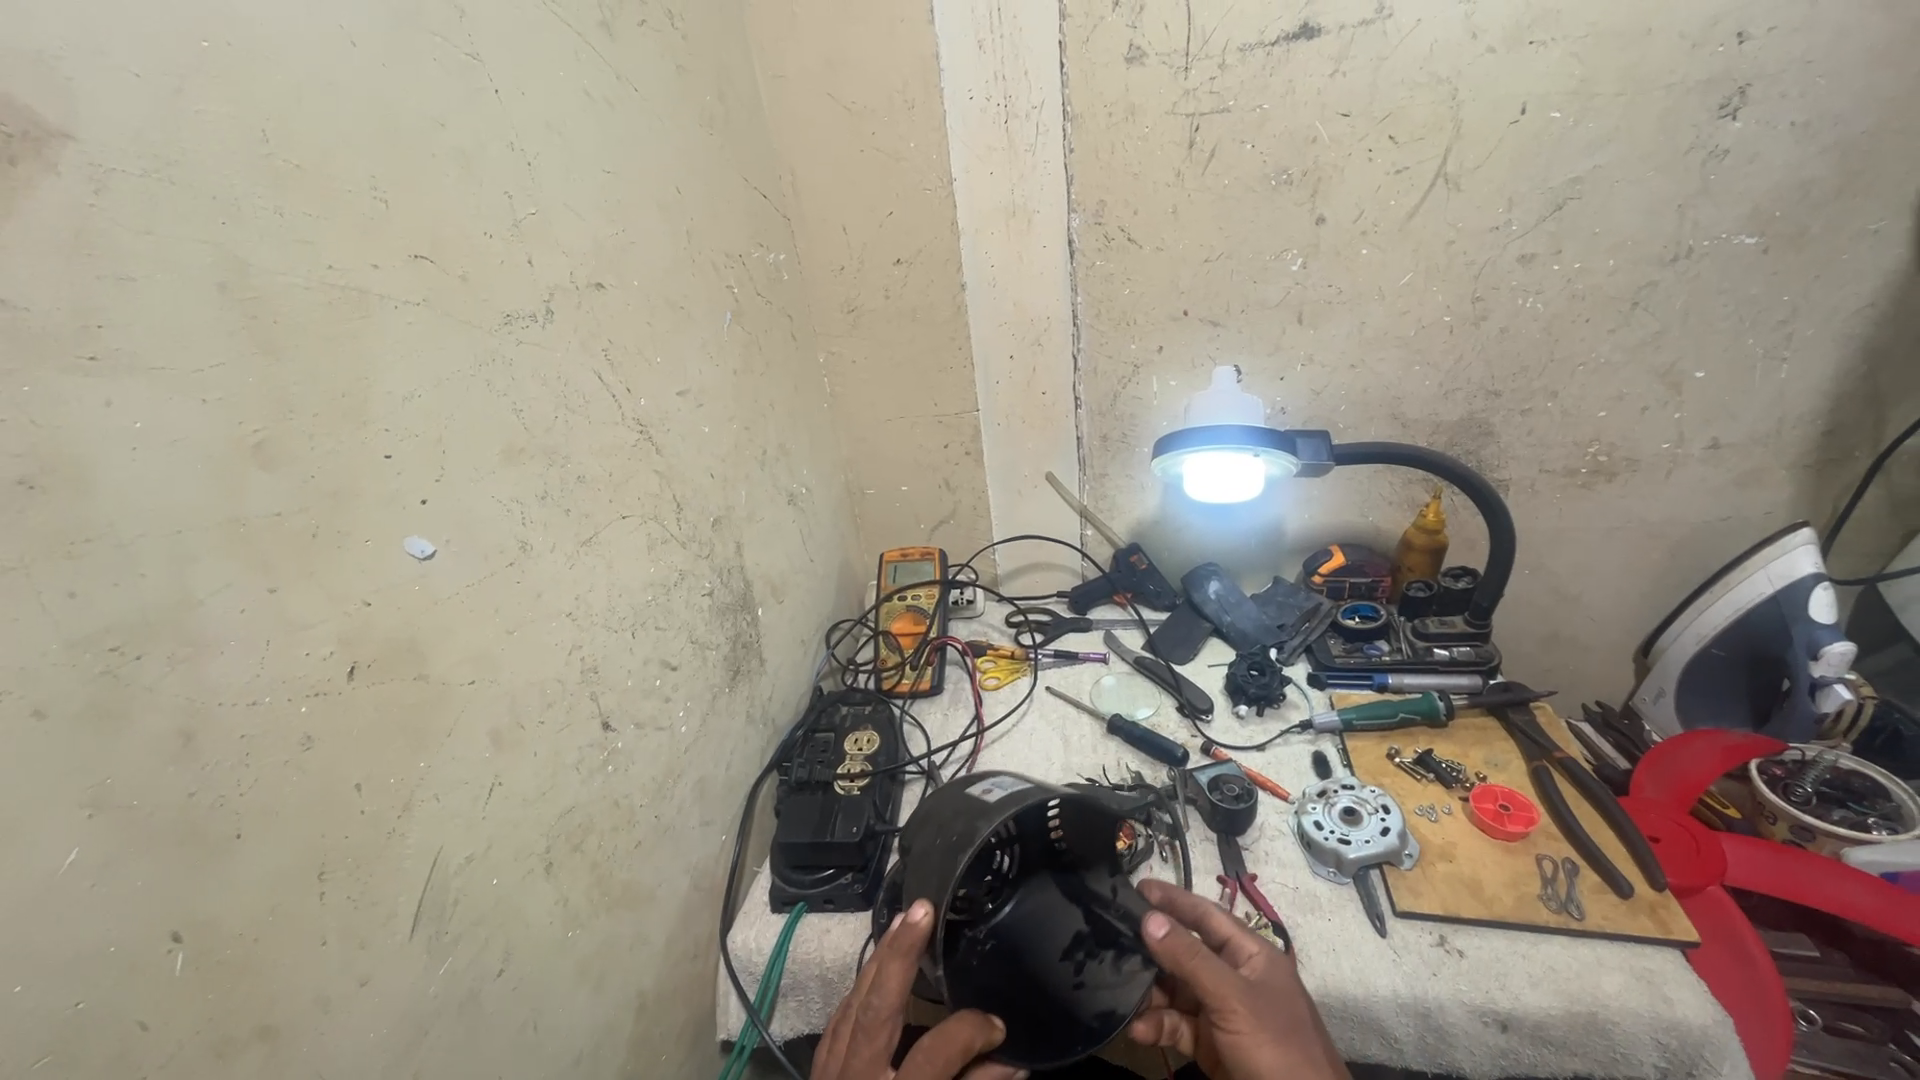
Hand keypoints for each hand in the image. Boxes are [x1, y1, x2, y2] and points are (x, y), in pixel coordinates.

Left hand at [813, 899, 1026, 1079]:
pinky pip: (841, 1018)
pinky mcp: (820, 1072)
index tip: (998, 1025)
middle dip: (899, 957)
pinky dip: (862, 988)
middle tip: (922, 909)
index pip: (934, 1056)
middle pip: (876, 1011)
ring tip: (905, 921)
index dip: (970, 1034)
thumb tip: (1014, 1062)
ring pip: (853, 1004)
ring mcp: (831, 1076)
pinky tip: (878, 965)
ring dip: (879, 960)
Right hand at [1127, 880, 1349, 1079]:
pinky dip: (1157, 1025)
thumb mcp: (1232, 998)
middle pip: (1185, 952)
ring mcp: (1222, 1012)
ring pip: (1176, 990)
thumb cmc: (1277, 1049)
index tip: (1135, 888)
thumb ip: (1189, 958)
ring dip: (1148, 992)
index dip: (1173, 900)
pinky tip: (1137, 1029)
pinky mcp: (1211, 1045)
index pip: (1205, 915)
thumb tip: (1148, 917)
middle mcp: (1234, 977)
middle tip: (1110, 939)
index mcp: (1250, 955)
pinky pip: (1177, 1025)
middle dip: (1151, 948)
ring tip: (1118, 991)